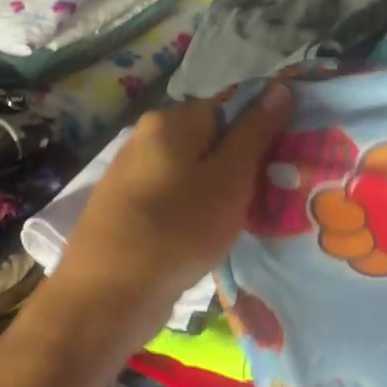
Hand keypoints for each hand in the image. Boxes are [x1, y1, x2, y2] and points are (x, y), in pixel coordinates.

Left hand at [53, 84, 291, 324]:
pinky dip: (195, 210)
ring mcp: (130, 175)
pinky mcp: (125, 210)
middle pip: (212, 138)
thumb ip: (256, 131)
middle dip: (242, 163)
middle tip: (268, 193)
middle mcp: (144, 137)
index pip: (232, 107)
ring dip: (220, 190)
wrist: (105, 299)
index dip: (261, 132)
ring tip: (242, 218)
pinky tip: (207, 235)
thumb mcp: (231, 177)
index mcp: (170, 120)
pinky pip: (175, 196)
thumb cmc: (178, 229)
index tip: (280, 162)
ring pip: (194, 171)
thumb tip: (279, 87)